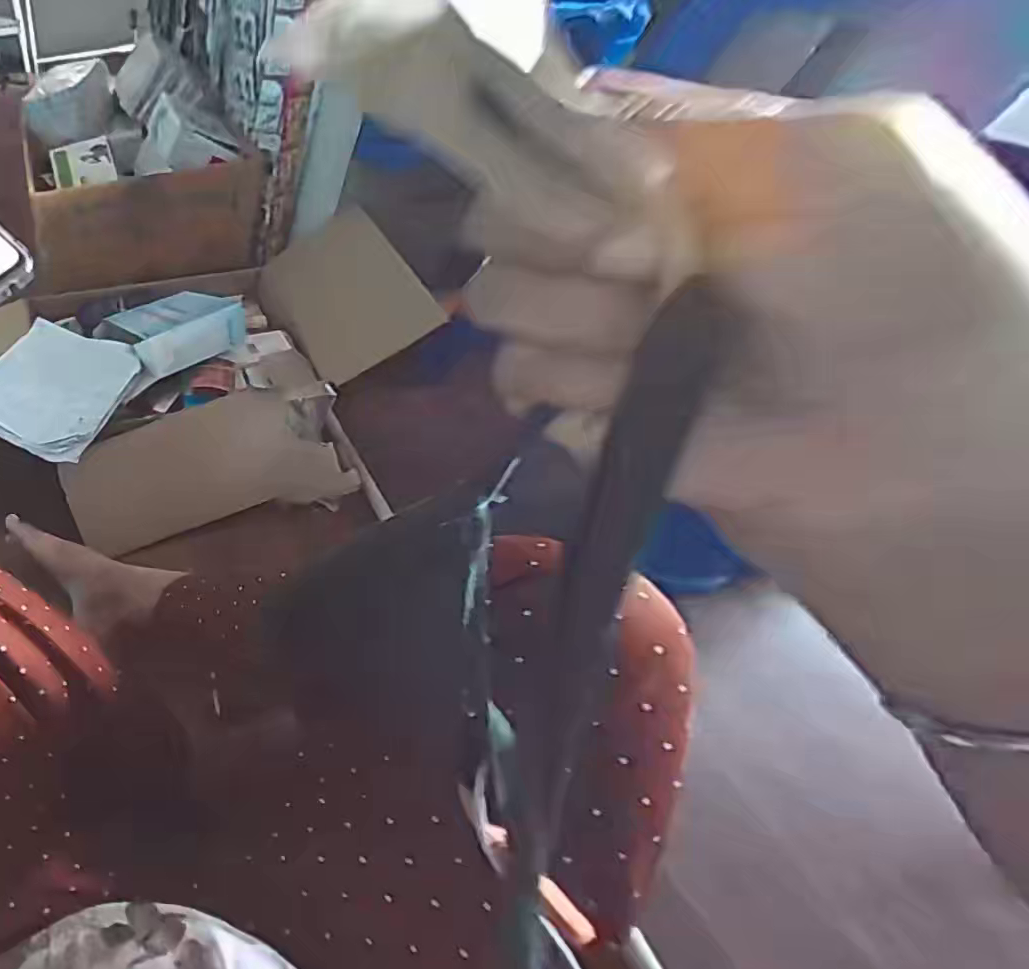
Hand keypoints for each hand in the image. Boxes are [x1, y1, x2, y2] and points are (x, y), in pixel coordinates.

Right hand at [465, 70, 1028, 530]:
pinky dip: (571, 386)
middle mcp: (590, 245)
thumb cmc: (895, 270)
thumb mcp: (824, 152)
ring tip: (662, 347)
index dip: (547, 179)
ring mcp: (566, 322)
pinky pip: (509, 377)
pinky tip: (624, 397)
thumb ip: (685, 127)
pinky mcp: (554, 394)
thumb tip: (552, 122)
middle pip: (492, 231)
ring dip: (584, 328)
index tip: (625, 206)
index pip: (534, 154)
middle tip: (650, 275)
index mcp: (646, 177)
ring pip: (497, 304)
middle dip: (567, 256)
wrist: (901, 422)